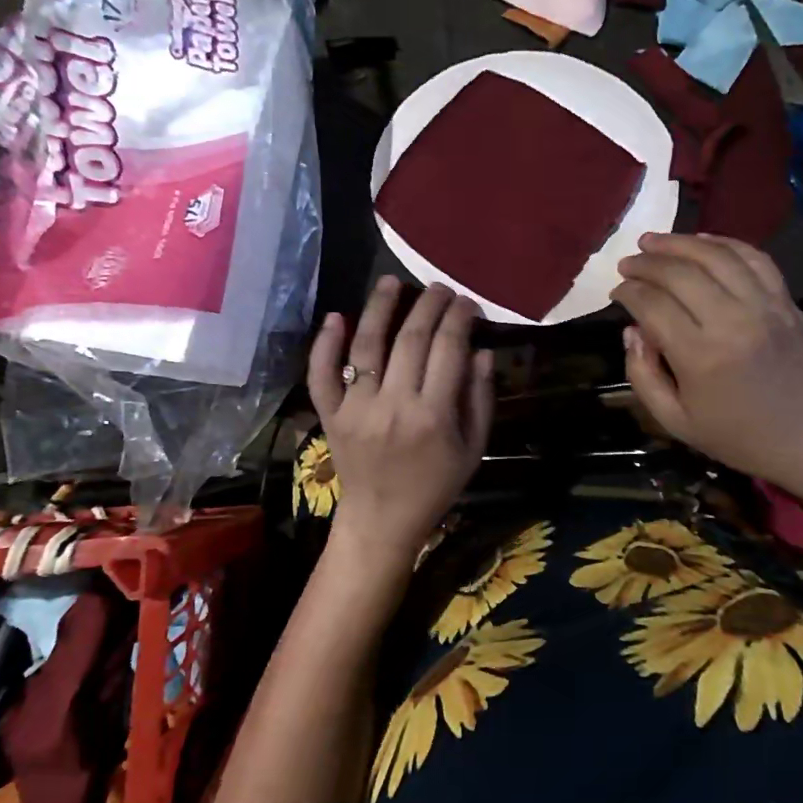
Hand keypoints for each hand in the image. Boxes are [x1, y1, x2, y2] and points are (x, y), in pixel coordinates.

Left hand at [307, 277, 494, 561]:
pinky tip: (335, 316)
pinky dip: (324, 345)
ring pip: (366, 346)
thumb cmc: (436, 485)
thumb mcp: (473, 448)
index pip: (448, 349)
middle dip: (428, 305)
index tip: (466, 303)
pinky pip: (321, 375)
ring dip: (379, 308)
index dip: (459, 319)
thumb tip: (481, 352)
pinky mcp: (330, 415)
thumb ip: (480, 399)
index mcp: (433, 416)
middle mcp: (392, 406)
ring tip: (391, 282)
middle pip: (411, 339)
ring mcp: (355, 409)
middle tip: (439, 288)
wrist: (382, 520)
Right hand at [611, 233, 802, 492]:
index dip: (628, 293)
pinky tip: (701, 241)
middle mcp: (731, 320)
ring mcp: (763, 305)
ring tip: (653, 241)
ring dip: (679, 242)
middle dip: (646, 263)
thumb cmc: (740, 436)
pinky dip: (724, 243)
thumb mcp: (676, 422)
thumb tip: (632, 331)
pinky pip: (753, 257)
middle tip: (627, 264)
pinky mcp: (784, 300)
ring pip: (715, 255)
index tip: (616, 293)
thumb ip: (643, 376)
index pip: (652, 305)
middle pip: (679, 272)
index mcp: (700, 356)